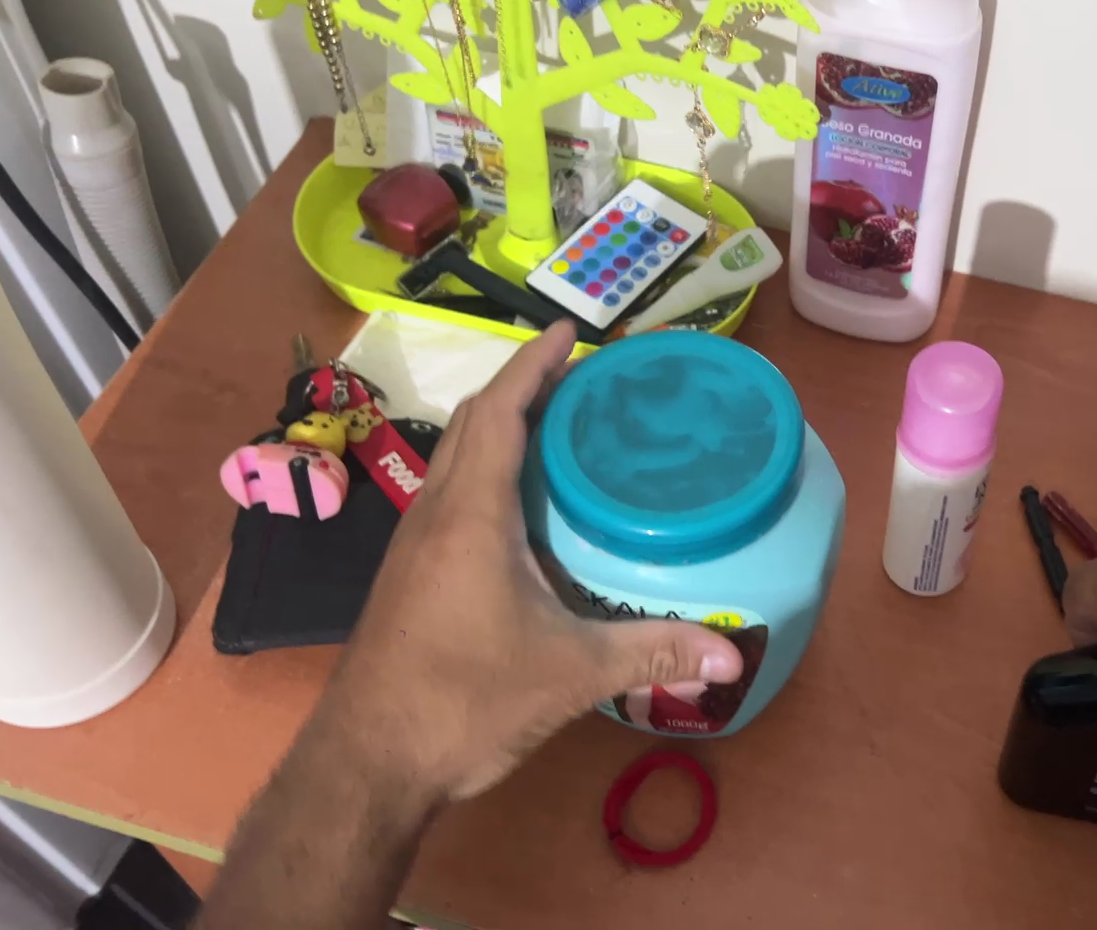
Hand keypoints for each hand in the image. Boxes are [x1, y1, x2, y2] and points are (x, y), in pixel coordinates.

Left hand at [312, 322, 743, 802]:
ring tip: (561, 417)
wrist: (365, 767)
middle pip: (477, 420)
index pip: (501, 414)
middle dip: (525, 382)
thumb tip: (731, 653)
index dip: (534, 364)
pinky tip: (526, 495)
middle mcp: (439, 513)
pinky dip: (491, 460)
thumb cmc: (464, 702)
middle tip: (582, 371)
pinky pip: (455, 485)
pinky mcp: (414, 568)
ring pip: (460, 452)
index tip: (569, 329)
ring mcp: (418, 541)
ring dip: (504, 419)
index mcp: (474, 516)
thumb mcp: (569, 673)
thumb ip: (651, 651)